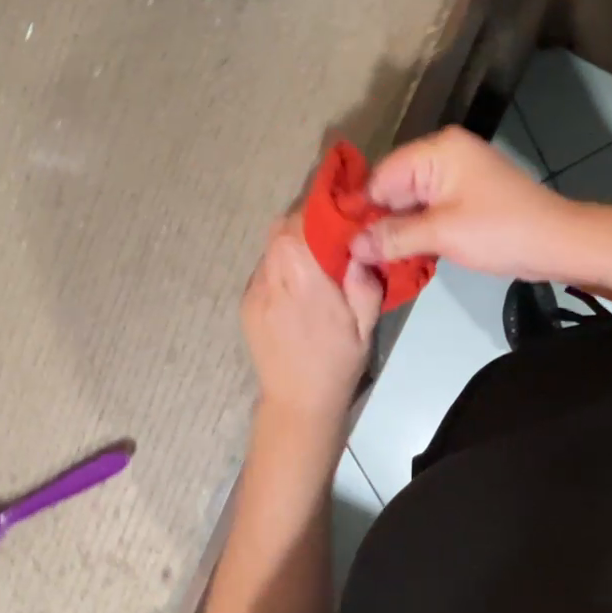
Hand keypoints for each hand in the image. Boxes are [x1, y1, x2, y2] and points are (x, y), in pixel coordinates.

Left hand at [242, 216, 381, 423]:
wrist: (297, 402)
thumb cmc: (337, 364)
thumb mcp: (365, 326)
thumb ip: (364, 284)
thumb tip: (360, 248)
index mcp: (305, 281)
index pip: (303, 223)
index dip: (320, 210)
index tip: (341, 210)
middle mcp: (273, 279)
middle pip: (281, 228)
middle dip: (305, 222)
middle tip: (331, 232)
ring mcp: (255, 291)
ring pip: (270, 247)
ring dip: (292, 243)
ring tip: (315, 259)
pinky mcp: (246, 303)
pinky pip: (264, 269)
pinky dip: (281, 266)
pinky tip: (298, 286)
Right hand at [350, 127, 601, 283]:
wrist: (558, 244)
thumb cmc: (501, 232)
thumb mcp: (442, 234)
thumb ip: (394, 236)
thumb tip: (352, 245)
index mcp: (438, 150)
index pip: (382, 175)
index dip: (362, 209)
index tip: (343, 242)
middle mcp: (445, 155)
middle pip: (395, 187)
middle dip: (379, 221)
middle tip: (355, 257)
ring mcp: (458, 177)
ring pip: (412, 203)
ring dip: (398, 231)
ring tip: (374, 261)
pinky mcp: (468, 200)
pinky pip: (431, 212)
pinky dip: (419, 233)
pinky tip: (403, 257)